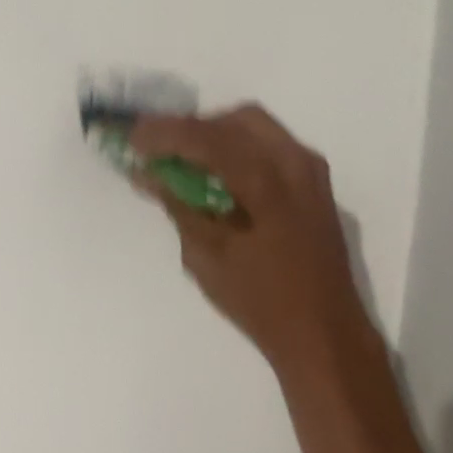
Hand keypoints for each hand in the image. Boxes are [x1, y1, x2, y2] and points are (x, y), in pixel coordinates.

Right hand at [132, 105, 364, 365]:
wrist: (322, 331)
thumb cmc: (260, 301)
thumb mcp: (207, 258)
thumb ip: (180, 206)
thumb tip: (152, 174)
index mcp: (267, 179)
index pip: (207, 137)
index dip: (164, 133)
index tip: (130, 138)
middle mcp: (294, 162)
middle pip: (237, 121)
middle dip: (193, 130)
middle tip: (157, 152)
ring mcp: (310, 173)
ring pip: (257, 131)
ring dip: (217, 139)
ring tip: (183, 167)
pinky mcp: (315, 188)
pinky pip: (272, 150)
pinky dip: (239, 154)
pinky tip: (217, 182)